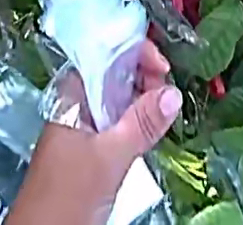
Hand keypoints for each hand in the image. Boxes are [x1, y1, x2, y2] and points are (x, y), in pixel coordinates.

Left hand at [9, 41, 181, 224]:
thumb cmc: (68, 190)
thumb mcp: (110, 157)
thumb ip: (141, 123)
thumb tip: (173, 90)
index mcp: (73, 89)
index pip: (106, 53)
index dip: (136, 52)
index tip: (165, 66)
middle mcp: (77, 98)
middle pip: (113, 72)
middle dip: (144, 73)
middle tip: (169, 91)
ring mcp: (83, 121)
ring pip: (117, 96)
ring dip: (142, 95)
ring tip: (166, 105)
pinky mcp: (90, 145)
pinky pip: (116, 118)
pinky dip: (136, 117)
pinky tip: (152, 124)